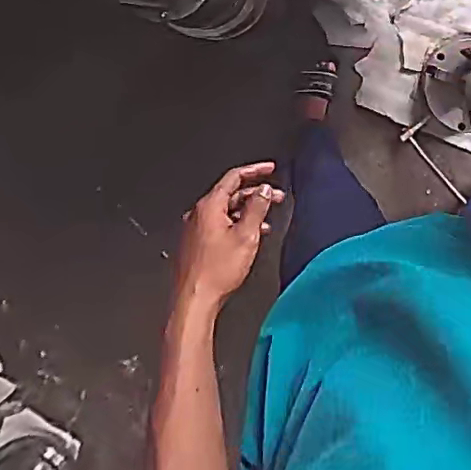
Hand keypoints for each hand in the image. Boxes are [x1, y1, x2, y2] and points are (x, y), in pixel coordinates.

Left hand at [173, 163, 282, 312]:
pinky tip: (251, 234)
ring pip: (227, 209)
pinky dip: (237, 222)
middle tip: (276, 196)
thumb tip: (264, 190)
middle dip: (256, 193)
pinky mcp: (196, 242)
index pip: (234, 176)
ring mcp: (195, 228)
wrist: (195, 301)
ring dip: (248, 210)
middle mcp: (199, 213)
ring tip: (267, 217)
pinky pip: (220, 223)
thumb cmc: (215, 272)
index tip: (270, 169)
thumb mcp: (246, 235)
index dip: (255, 170)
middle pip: (231, 193)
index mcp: (209, 206)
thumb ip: (257, 207)